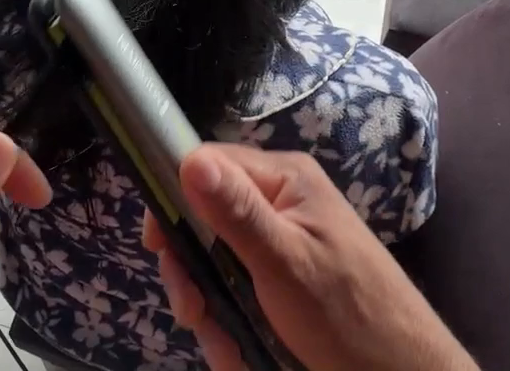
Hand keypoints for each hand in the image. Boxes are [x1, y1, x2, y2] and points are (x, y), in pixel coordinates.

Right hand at [143, 144, 475, 370]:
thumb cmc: (350, 319)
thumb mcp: (286, 265)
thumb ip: (236, 212)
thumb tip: (187, 159)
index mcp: (284, 178)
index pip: (208, 163)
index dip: (175, 198)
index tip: (159, 248)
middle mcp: (281, 201)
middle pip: (206, 216)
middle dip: (193, 269)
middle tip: (193, 314)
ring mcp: (283, 241)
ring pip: (217, 260)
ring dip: (211, 306)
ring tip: (228, 349)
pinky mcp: (285, 280)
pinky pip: (239, 289)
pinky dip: (232, 322)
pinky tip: (242, 353)